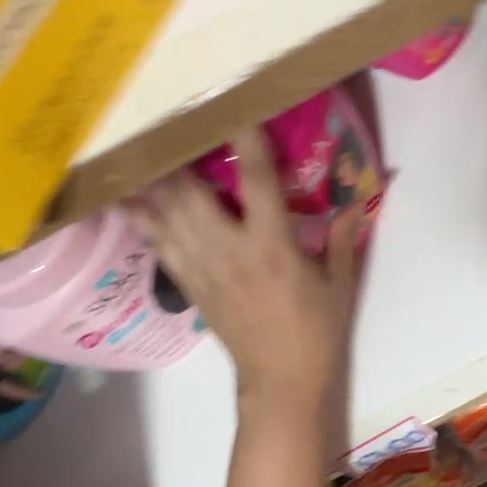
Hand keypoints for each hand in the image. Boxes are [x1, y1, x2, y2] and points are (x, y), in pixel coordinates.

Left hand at [127, 128, 363, 410]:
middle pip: (189, 191)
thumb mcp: (340, 283)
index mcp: (273, 245)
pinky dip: (141, 218)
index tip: (235, 105)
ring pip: (164, 214)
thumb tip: (359, 200)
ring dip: (151, 180)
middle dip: (177, 155)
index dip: (246, 139)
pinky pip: (157, 243)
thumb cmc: (316, 331)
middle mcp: (230, 249)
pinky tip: (127, 197)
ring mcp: (202, 268)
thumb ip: (343, 238)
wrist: (281, 381)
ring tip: (139, 148)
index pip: (257, 180)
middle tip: (169, 122)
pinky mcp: (189, 285)